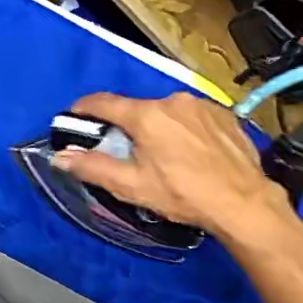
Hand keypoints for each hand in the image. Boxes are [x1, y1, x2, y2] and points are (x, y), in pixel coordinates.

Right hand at [51, 93, 289, 241]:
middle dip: (130, 128)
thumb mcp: (133, 186)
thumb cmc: (184, 195)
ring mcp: (202, 105)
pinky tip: (195, 155)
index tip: (75, 117)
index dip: (85, 109)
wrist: (242, 201)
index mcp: (146, 115)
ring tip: (168, 159)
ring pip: (169, 113)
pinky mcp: (225, 115)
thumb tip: (60, 157)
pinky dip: (188, 131)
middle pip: (139, 110)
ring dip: (162, 130)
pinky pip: (195, 118)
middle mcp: (173, 100)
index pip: (104, 102)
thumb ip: (94, 168)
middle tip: (131, 155)